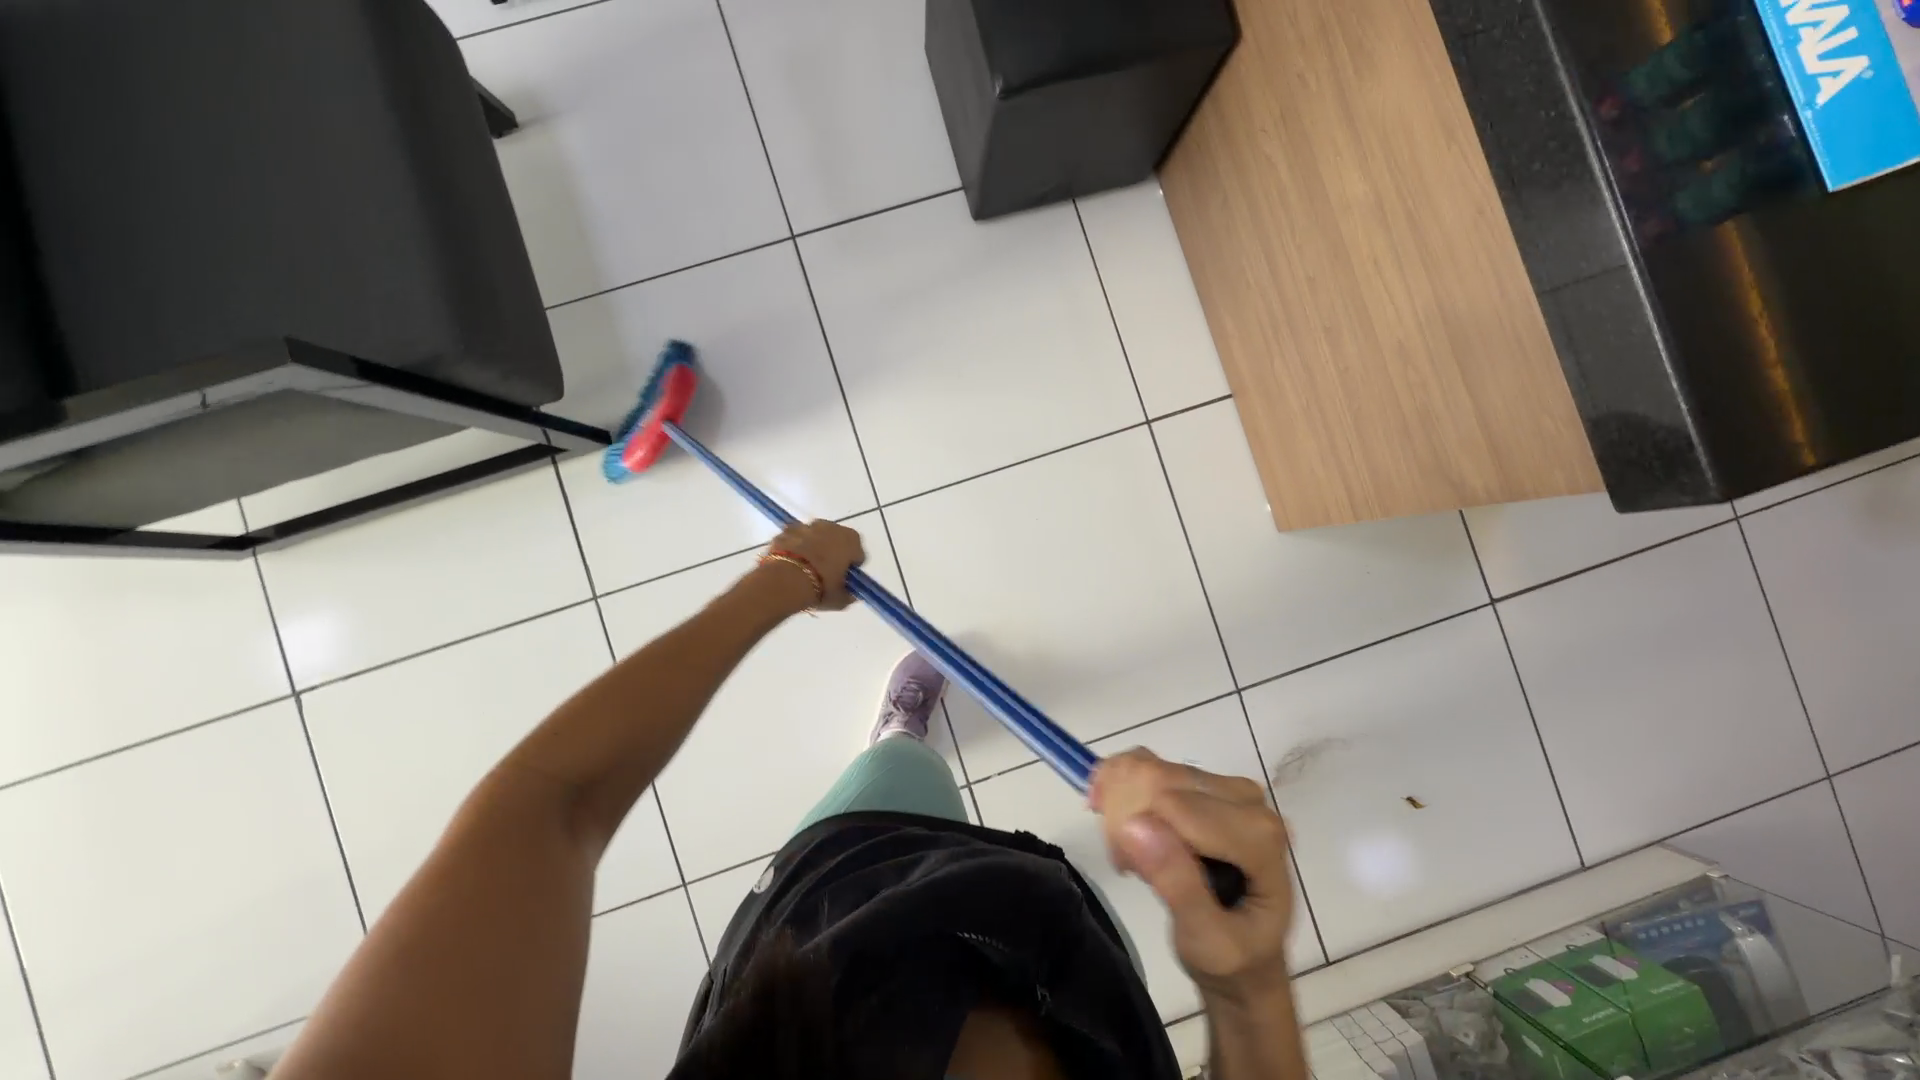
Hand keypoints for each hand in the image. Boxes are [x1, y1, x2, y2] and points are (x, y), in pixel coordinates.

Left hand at [765, 520, 863, 611]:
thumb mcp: (841, 599)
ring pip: (815, 537)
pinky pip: (795, 539)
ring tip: (805, 569)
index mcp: (851, 540)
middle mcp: (831, 527)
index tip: (844, 579)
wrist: (785, 580)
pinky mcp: (786, 530)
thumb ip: (849, 593)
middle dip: (833, 553)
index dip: (851, 567)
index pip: (857, 553)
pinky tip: (790, 564)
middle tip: (825, 573)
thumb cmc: (820, 587)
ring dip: (813, 547)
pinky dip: (795, 547)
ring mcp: (807, 526)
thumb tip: (849, 593)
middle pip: (836, 540)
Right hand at [1091, 749, 1294, 1004]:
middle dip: (1128, 815)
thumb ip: (1177, 885)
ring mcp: (1230, 790)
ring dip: (1124, 804)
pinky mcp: (1209, 785)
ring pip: (1154, 769)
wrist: (1246, 960)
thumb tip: (1135, 824)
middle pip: (1166, 781)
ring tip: (1124, 851)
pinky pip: (1153, 766)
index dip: (1138, 829)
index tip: (1123, 869)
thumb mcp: (1206, 941)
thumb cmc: (1231, 956)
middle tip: (1122, 862)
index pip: (1182, 807)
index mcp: (1261, 839)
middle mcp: (1251, 803)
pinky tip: (1119, 818)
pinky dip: (1123, 787)